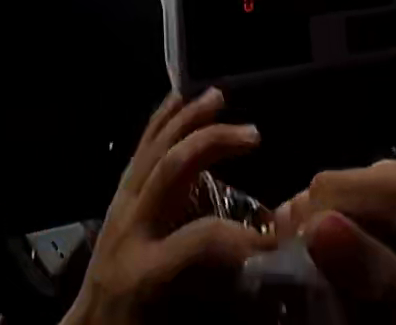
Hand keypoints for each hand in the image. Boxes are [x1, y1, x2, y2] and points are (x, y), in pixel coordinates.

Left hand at [62, 90, 271, 324]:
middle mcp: (131, 227)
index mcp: (147, 271)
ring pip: (153, 149)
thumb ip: (218, 300)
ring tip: (215, 96)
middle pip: (170, 170)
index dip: (241, 236)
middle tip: (252, 134)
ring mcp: (120, 204)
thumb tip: (264, 273)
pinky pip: (141, 148)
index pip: (198, 240)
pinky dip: (161, 120)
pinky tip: (175, 100)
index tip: (278, 240)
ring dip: (187, 119)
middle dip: (210, 143)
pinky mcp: (117, 195)